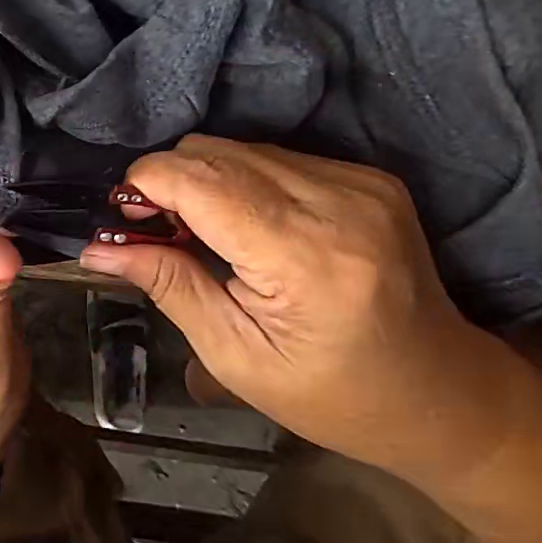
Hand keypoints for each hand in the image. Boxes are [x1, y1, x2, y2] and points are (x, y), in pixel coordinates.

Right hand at [79, 135, 520, 481]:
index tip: (126, 217)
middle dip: (168, 182)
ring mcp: (359, 183)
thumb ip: (166, 284)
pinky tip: (248, 224)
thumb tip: (96, 248)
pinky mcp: (368, 176)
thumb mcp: (234, 355)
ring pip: (237, 146)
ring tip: (206, 233)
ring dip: (203, 180)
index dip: (145, 184)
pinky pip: (272, 155)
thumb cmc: (332, 395)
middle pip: (213, 152)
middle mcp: (338, 203)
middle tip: (159, 232)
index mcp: (305, 258)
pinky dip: (240, 180)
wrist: (446, 395)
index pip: (199, 180)